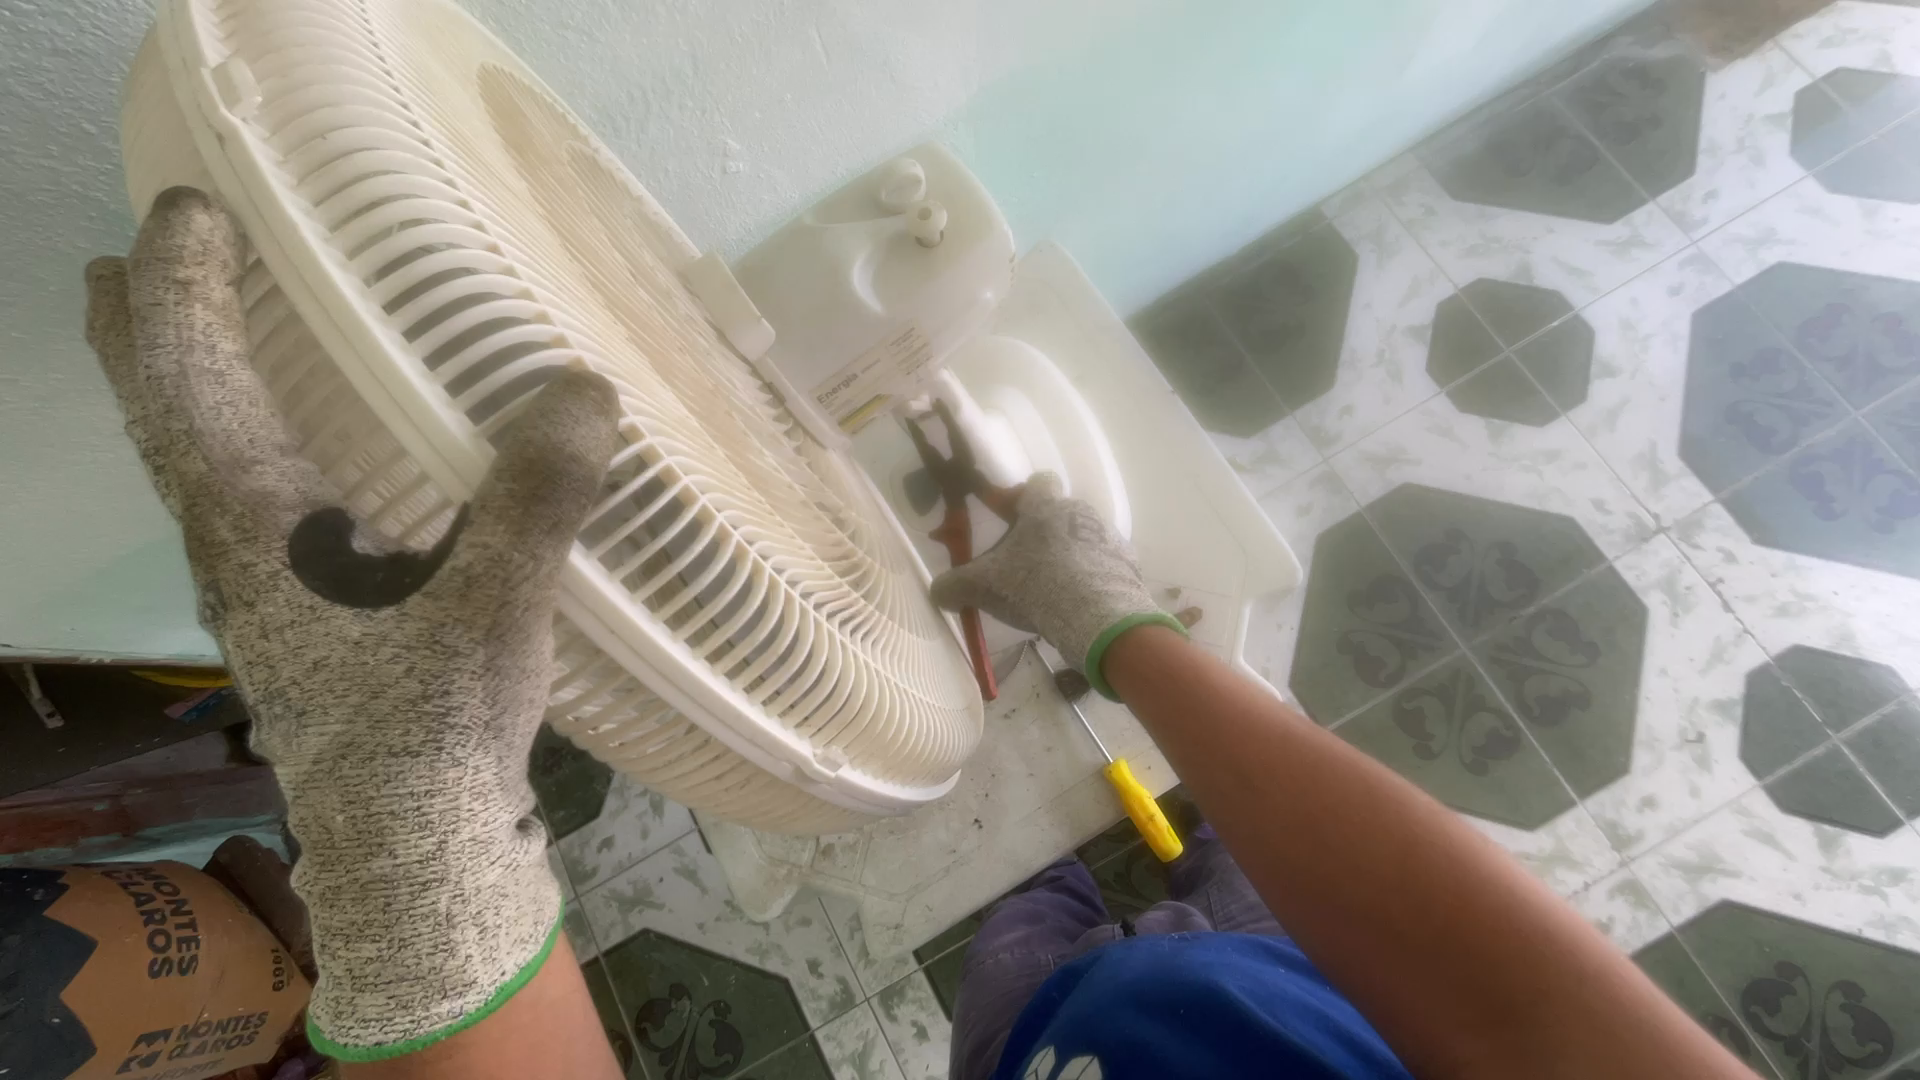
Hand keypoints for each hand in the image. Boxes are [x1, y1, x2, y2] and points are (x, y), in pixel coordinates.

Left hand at [83, 188, 621, 1058]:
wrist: (421, 841)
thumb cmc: (437, 729)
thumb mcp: (493, 612)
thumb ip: (533, 504)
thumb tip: (587, 389)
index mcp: (262, 534)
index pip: (194, 392)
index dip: (189, 296)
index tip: (192, 211)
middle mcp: (248, 551)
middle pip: (175, 423)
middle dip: (156, 334)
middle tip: (155, 255)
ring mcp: (280, 589)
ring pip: (219, 466)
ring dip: (208, 392)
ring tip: (224, 338)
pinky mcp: (325, 618)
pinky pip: (278, 506)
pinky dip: (275, 453)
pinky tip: (327, 464)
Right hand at [928, 472, 1184, 699]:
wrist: (1097, 617)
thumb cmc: (1034, 586)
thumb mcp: (982, 587)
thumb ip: (954, 585)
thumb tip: (937, 591)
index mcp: (1044, 506)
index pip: (1037, 482)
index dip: (1022, 497)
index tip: (1010, 519)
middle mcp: (1079, 511)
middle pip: (1058, 513)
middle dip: (1042, 534)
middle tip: (1023, 566)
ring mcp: (1107, 537)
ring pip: (1082, 539)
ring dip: (1068, 557)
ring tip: (1052, 592)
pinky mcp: (1127, 566)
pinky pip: (1104, 566)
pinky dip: (1091, 579)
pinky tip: (1078, 605)